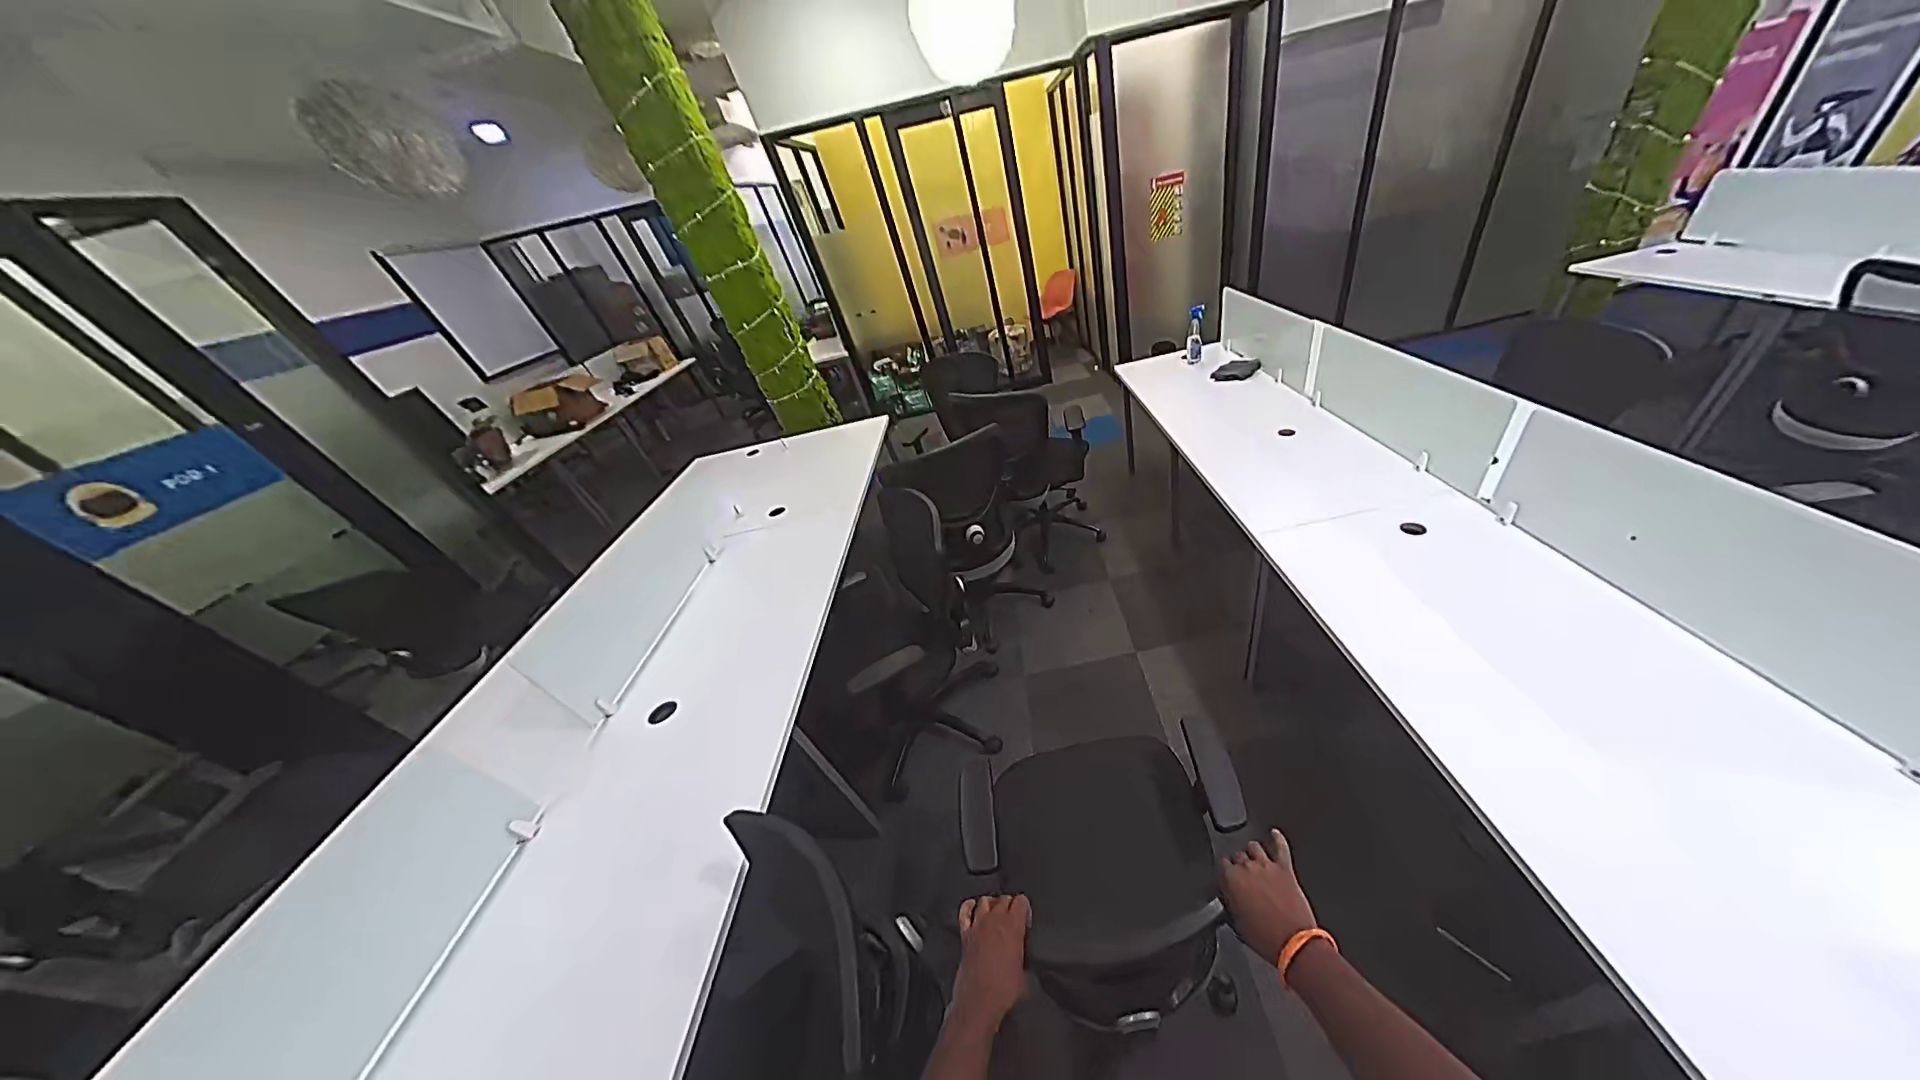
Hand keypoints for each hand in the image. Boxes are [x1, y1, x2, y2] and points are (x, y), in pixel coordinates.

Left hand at [951, 894, 1029, 1027]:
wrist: (979, 1002)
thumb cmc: (1004, 990)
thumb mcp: (1025, 974)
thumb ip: (1024, 956)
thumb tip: (1023, 958)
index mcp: (1013, 926)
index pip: (1021, 901)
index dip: (1024, 907)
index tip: (1026, 918)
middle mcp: (995, 921)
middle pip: (1004, 899)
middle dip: (1010, 905)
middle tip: (1013, 917)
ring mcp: (978, 926)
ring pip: (985, 900)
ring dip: (992, 904)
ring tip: (996, 912)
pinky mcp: (965, 935)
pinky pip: (964, 912)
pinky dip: (969, 907)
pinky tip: (972, 907)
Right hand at [1221, 829, 1316, 963]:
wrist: (1295, 945)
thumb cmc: (1266, 937)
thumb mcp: (1237, 921)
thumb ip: (1230, 900)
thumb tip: (1229, 894)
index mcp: (1231, 879)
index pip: (1221, 864)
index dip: (1224, 871)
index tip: (1227, 877)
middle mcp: (1247, 868)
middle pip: (1237, 854)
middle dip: (1239, 863)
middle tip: (1243, 874)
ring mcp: (1267, 866)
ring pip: (1254, 846)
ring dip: (1253, 852)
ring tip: (1254, 858)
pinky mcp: (1286, 869)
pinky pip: (1281, 847)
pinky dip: (1277, 838)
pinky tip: (1274, 833)